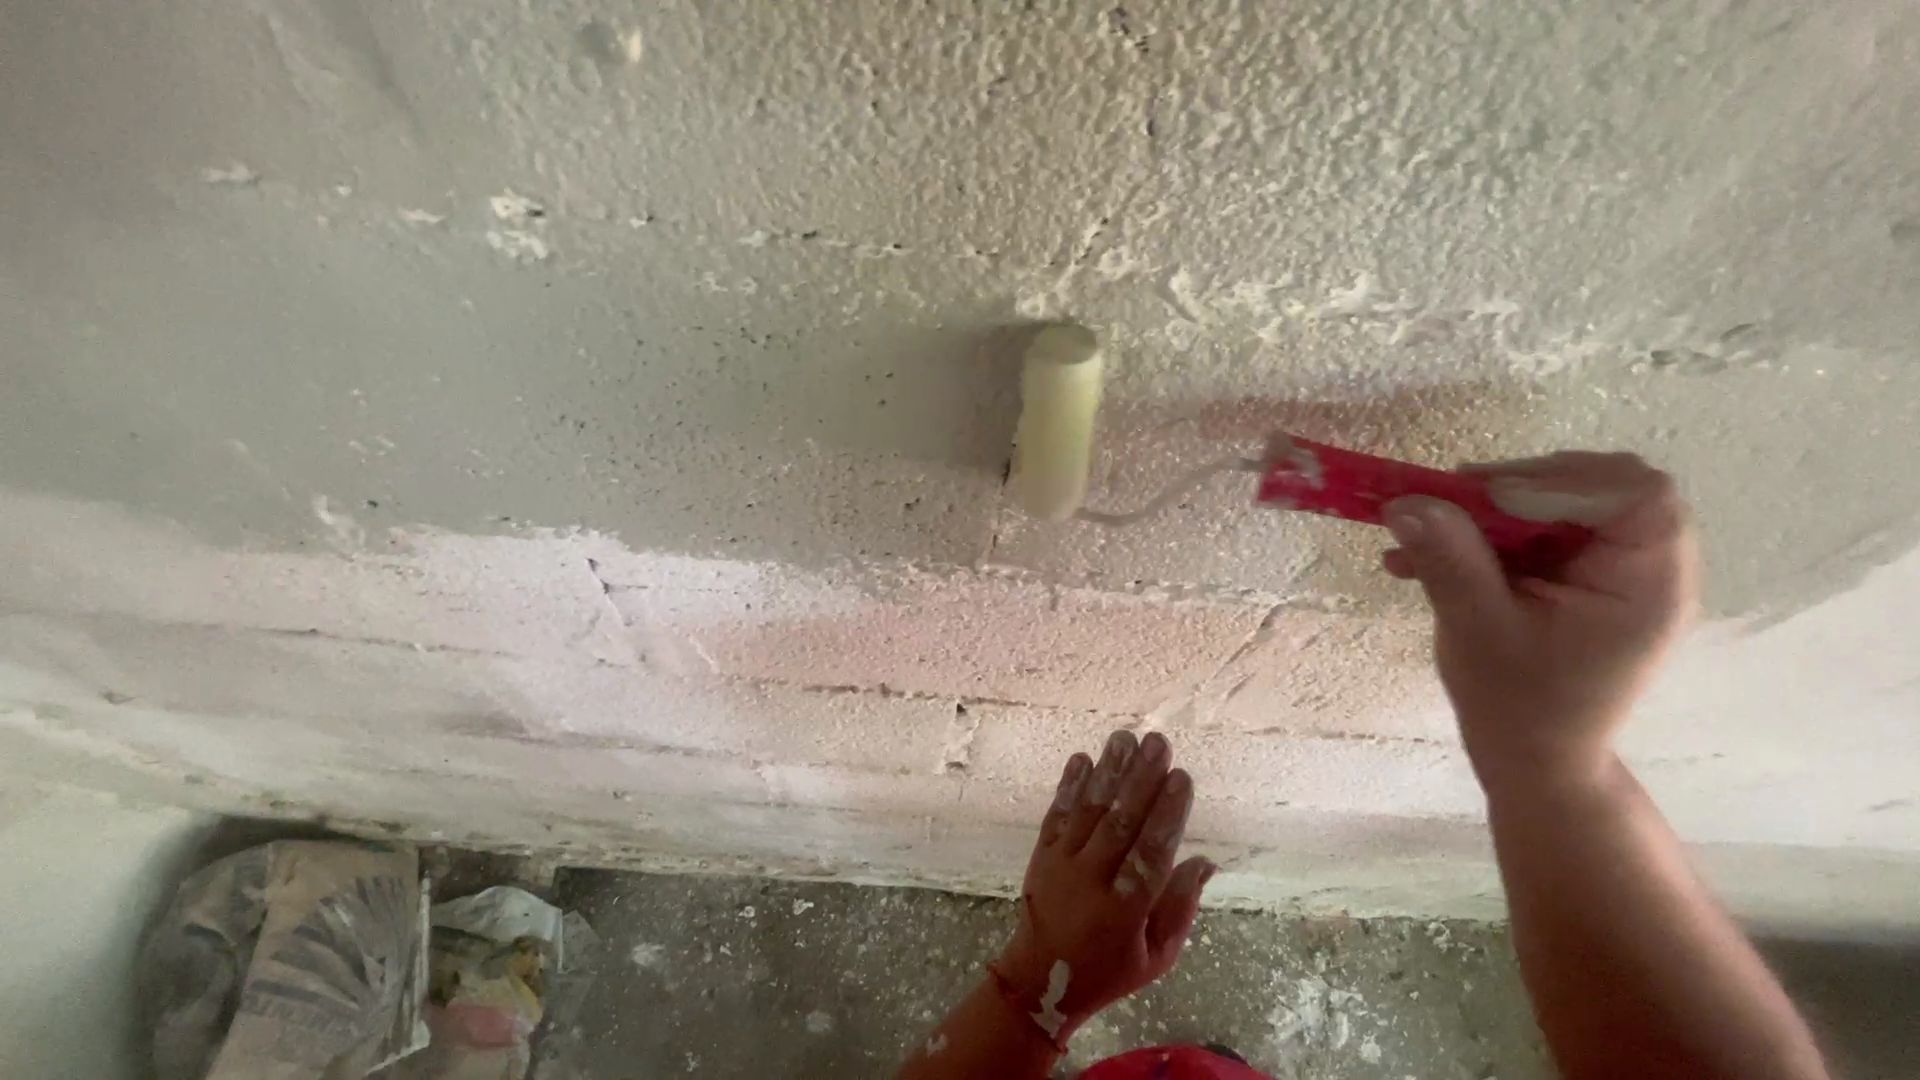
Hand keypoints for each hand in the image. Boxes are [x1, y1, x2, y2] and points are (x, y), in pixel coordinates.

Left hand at [993, 730, 1213, 1043]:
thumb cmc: (1108, 969)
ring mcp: (1062, 863)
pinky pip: (1057, 814)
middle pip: (1119, 823)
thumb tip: (1205, 861)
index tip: (1182, 778)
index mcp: (1125, 911)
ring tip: (1124, 738)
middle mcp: (1091, 880)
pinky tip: (1082, 758)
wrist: (1039, 978)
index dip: (1167, 815)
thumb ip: (1180, 907)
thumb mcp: (1156, 956)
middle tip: (1158, 743)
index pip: (1151, 855)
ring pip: (1088, 811)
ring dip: (1107, 772)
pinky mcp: (1041, 853)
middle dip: (1141, 779)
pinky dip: (1069, 785)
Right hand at [1380, 452, 1697, 789]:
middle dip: (1512, 491)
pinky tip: (1420, 559)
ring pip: (1553, 507)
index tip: (1485, 498)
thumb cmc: (1517, 704)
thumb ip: (1449, 560)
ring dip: (1483, 514)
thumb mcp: (1476, 628)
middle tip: (1448, 507)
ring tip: (1422, 534)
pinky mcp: (1574, 580)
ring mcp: (1607, 573)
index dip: (1561, 480)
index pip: (1635, 492)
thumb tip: (1406, 501)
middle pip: (1592, 489)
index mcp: (1645, 582)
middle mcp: (1641, 568)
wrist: (1531, 758)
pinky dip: (1478, 537)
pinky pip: (1532, 535)